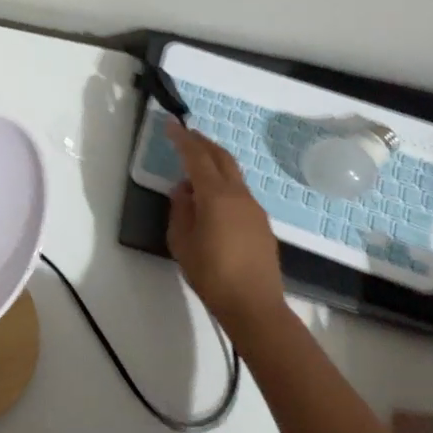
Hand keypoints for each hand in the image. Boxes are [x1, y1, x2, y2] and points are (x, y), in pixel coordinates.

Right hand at [164, 117, 287, 329]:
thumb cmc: (211, 273)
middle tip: (186, 135)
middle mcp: (239, 195)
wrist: (255, 306)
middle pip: (222, 158)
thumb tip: (184, 191)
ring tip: (196, 166)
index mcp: (216, 196)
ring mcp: (254, 209)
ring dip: (215, 163)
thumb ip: (180, 210)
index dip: (183, 139)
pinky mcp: (261, 225)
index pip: (197, 157)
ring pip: (234, 175)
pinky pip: (240, 193)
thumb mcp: (181, 241)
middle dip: (203, 143)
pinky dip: (223, 183)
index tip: (171, 125)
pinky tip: (212, 198)